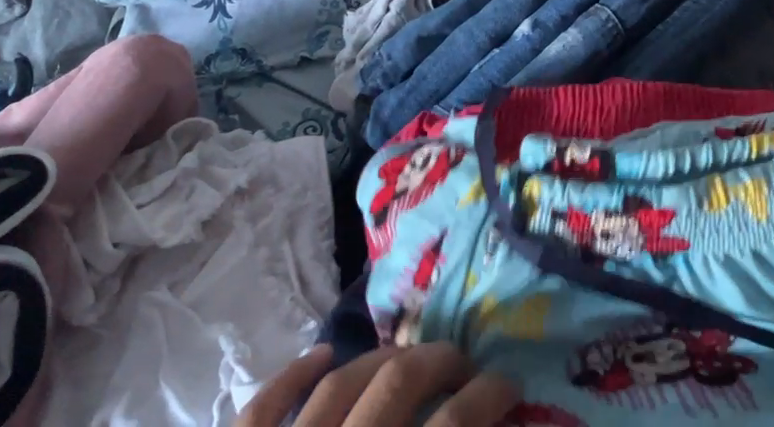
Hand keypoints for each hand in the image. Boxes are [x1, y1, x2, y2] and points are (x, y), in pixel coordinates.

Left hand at [234, 344, 520, 426]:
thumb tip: (512, 424)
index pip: (453, 424)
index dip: (489, 397)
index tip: (510, 386)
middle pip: (397, 383)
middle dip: (441, 363)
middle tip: (467, 366)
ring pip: (339, 383)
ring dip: (382, 361)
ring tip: (411, 357)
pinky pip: (261, 410)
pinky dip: (290, 377)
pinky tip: (323, 354)